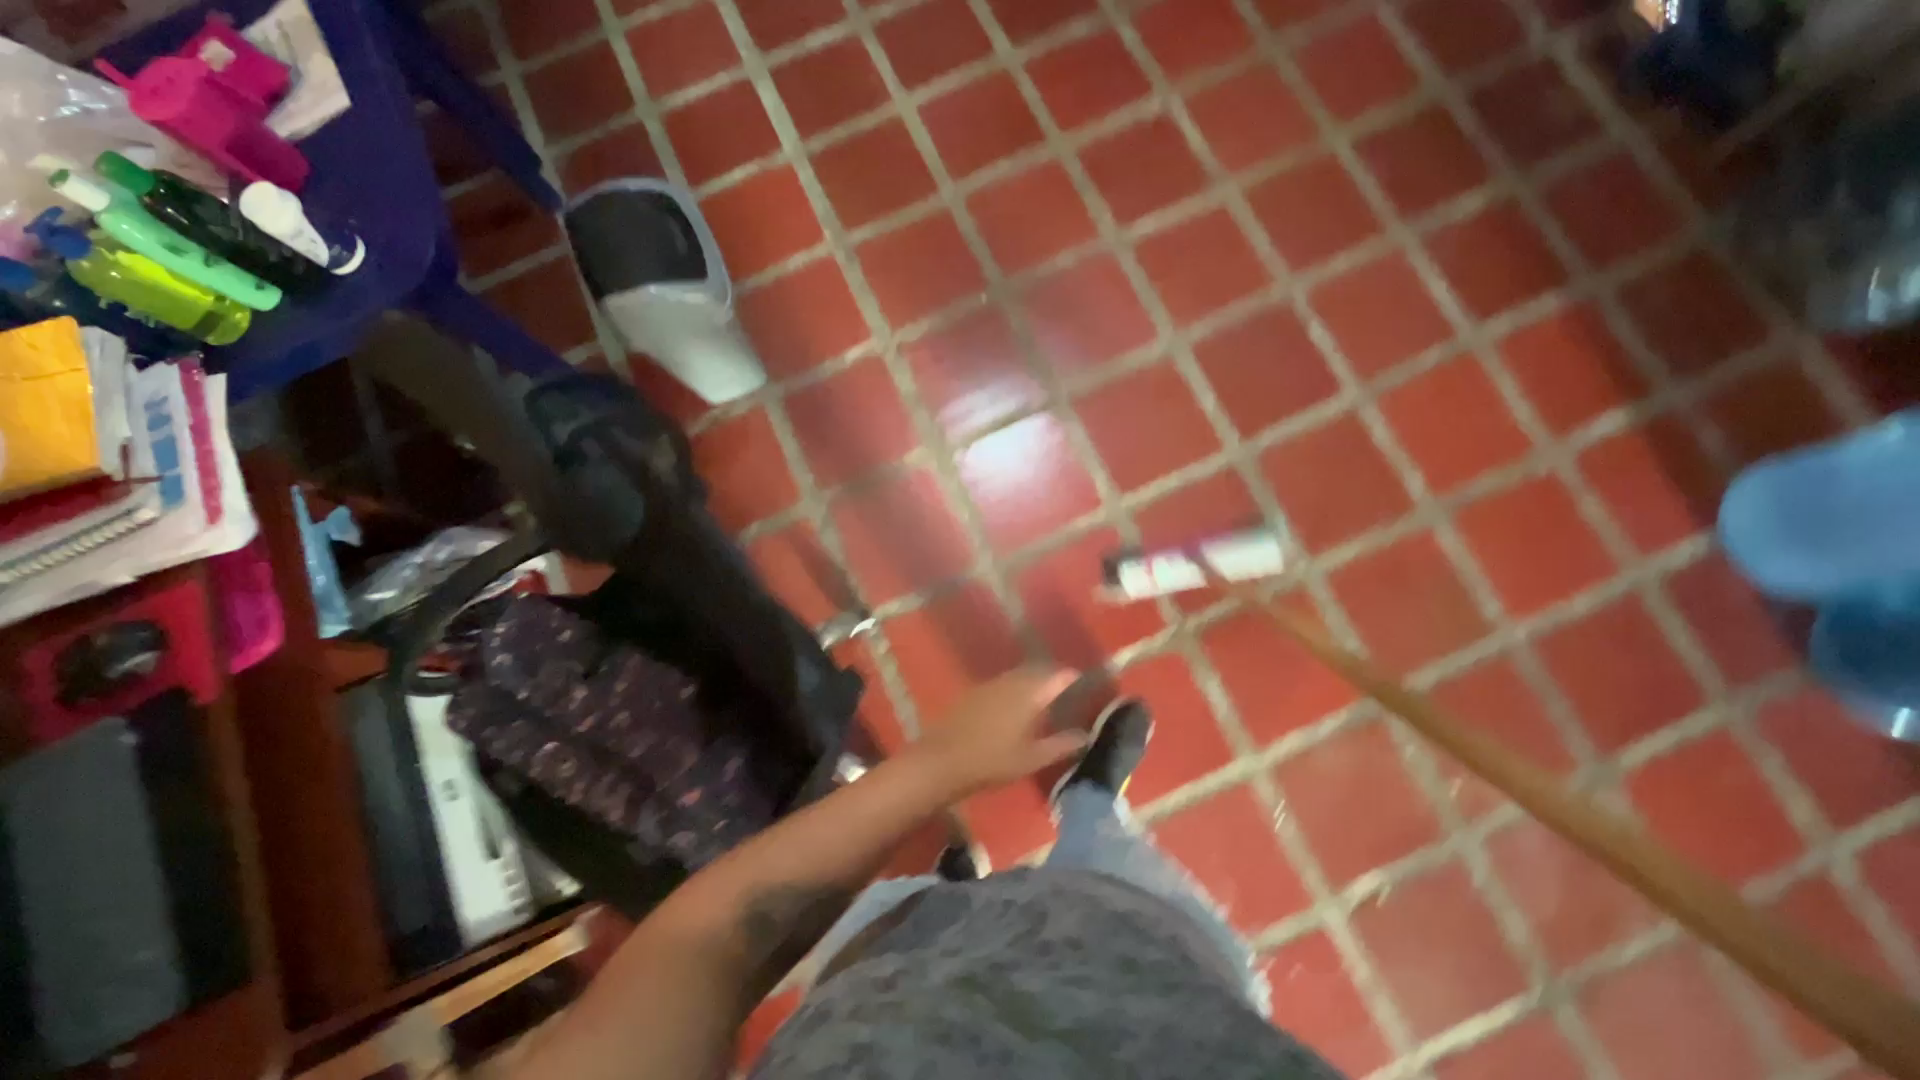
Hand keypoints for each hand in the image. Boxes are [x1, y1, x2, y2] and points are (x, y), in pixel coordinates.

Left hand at [909, 667, 1089, 795]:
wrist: (942, 761)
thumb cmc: (992, 762)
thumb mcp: (1032, 759)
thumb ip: (1060, 745)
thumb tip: (1085, 735)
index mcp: (1029, 694)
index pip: (1058, 676)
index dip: (1072, 677)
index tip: (1084, 684)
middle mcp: (1011, 681)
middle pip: (1038, 670)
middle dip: (1053, 677)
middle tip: (1066, 691)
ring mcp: (990, 684)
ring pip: (1019, 675)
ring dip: (1033, 681)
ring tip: (1043, 698)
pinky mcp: (974, 692)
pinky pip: (1003, 682)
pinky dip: (1015, 687)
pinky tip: (1014, 705)